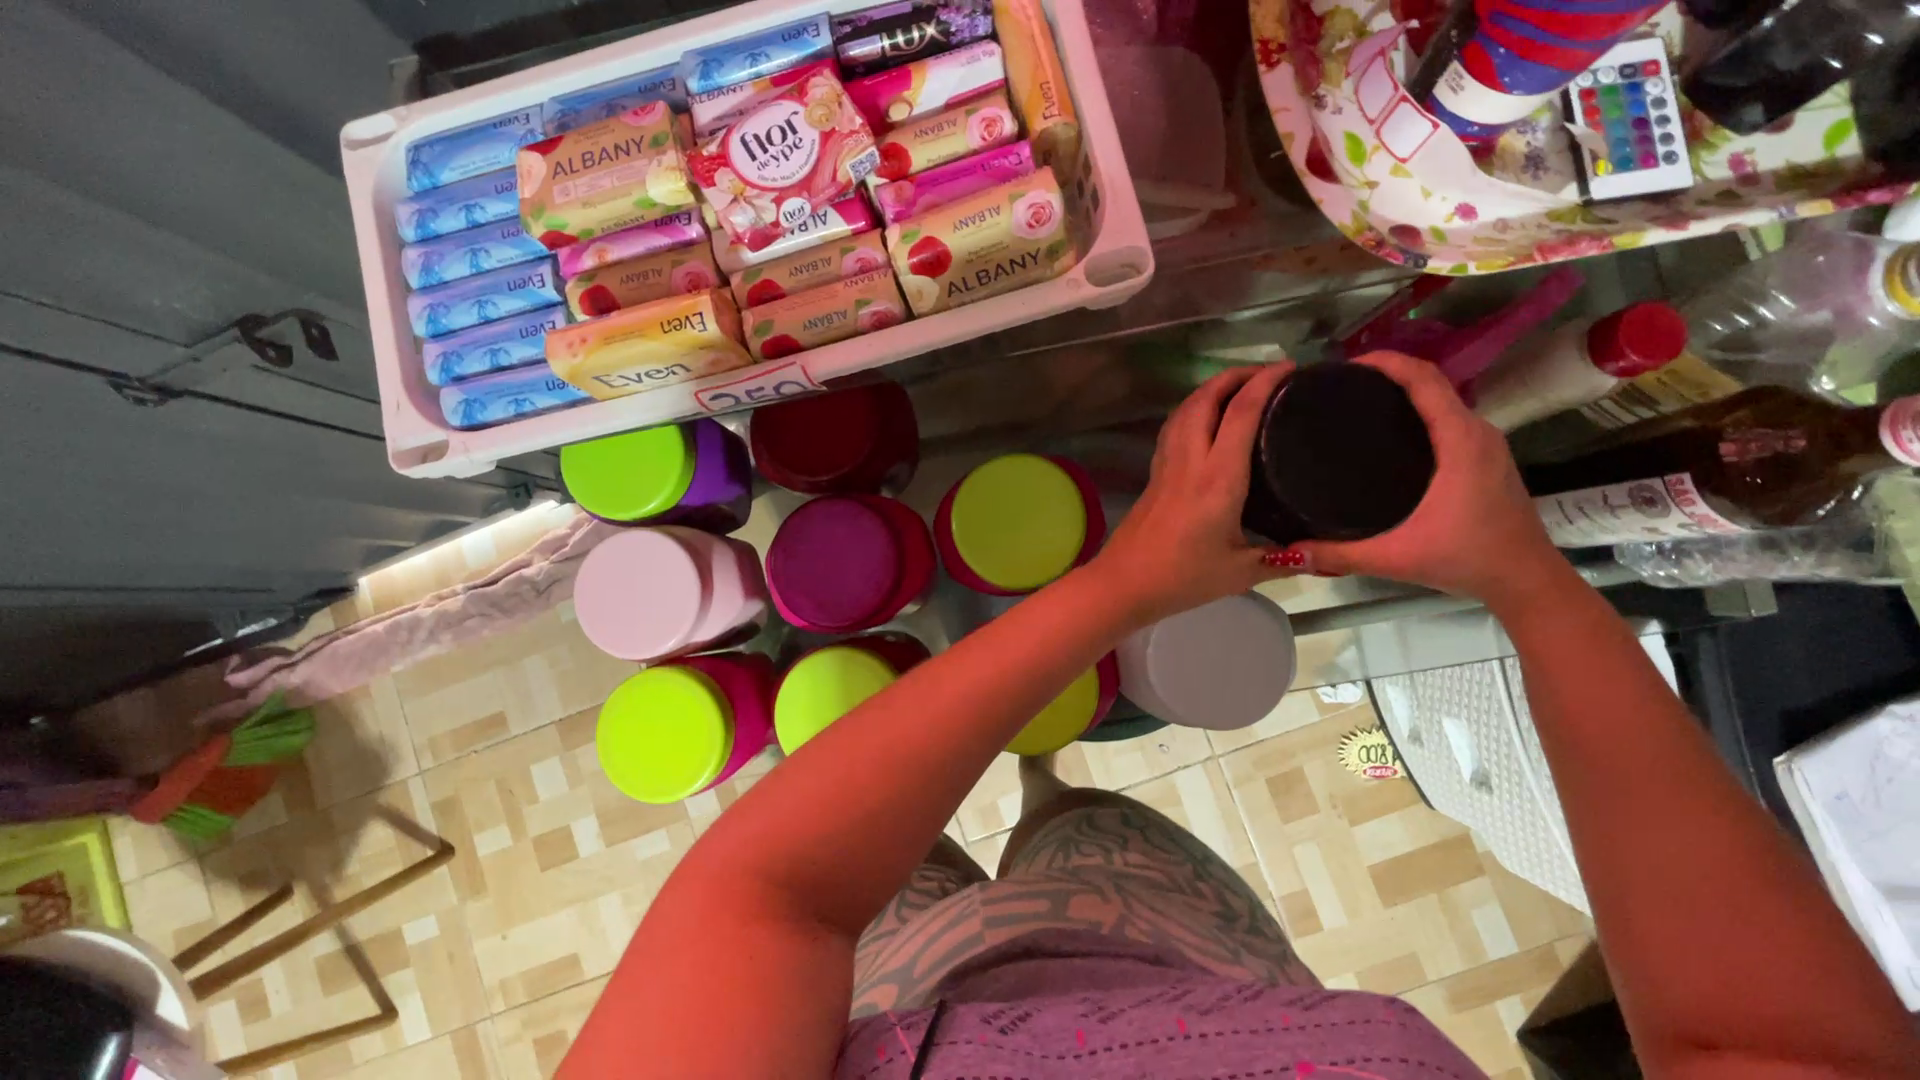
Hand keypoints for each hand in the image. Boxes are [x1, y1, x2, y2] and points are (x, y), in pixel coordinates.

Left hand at [1088, 362, 1300, 625]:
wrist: (1123, 583)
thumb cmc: (1183, 577)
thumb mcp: (1241, 572)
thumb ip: (1283, 560)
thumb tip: (1324, 556)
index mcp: (1219, 477)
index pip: (1241, 413)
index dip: (1265, 382)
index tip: (1290, 369)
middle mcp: (1191, 460)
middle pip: (1207, 398)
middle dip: (1236, 375)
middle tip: (1268, 373)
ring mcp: (1167, 464)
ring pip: (1185, 409)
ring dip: (1211, 388)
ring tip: (1239, 387)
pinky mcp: (1154, 473)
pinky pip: (1174, 427)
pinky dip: (1193, 409)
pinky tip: (1205, 418)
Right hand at [1286, 351, 1569, 608]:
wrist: (1526, 580)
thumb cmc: (1467, 558)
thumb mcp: (1397, 557)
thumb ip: (1339, 554)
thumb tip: (1288, 552)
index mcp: (1459, 440)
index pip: (1424, 379)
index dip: (1386, 362)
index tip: (1345, 366)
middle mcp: (1476, 432)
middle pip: (1431, 384)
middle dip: (1387, 376)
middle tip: (1340, 390)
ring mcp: (1486, 445)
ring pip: (1442, 402)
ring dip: (1405, 395)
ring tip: (1359, 408)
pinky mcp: (1487, 459)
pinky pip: (1449, 420)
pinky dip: (1420, 414)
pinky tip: (1391, 437)